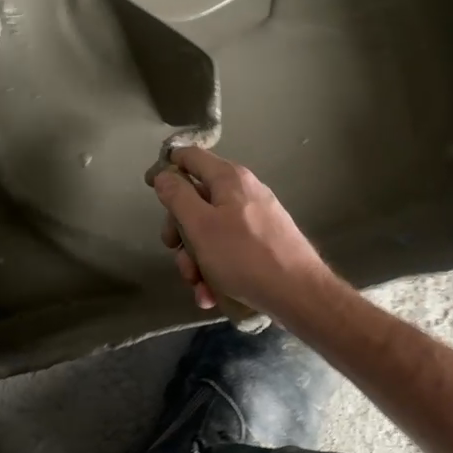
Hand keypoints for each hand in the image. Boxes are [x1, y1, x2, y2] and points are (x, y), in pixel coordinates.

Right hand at [153, 148, 333, 317]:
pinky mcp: (266, 243)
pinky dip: (217, 269)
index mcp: (228, 178)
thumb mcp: (200, 225)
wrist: (301, 295)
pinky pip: (231, 249)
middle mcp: (244, 191)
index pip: (190, 157)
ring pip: (212, 230)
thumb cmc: (243, 256)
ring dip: (197, 259)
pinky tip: (213, 295)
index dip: (167, 168)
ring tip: (198, 287)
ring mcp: (257, 218)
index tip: (151, 189)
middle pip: (198, 200)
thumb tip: (163, 175)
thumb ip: (177, 196)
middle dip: (181, 232)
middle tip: (175, 254)